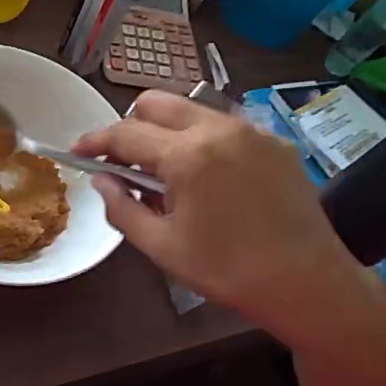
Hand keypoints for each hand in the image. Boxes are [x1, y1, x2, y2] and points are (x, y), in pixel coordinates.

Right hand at [73, 91, 372, 347]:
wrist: (307, 282)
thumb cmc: (227, 269)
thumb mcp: (162, 246)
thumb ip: (122, 207)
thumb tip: (101, 179)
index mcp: (188, 154)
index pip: (126, 132)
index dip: (95, 141)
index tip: (77, 152)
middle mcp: (220, 128)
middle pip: (157, 103)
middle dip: (130, 126)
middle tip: (123, 163)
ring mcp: (252, 131)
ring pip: (192, 111)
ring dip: (166, 131)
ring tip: (165, 174)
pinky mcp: (275, 143)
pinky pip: (224, 126)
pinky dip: (201, 140)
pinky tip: (205, 178)